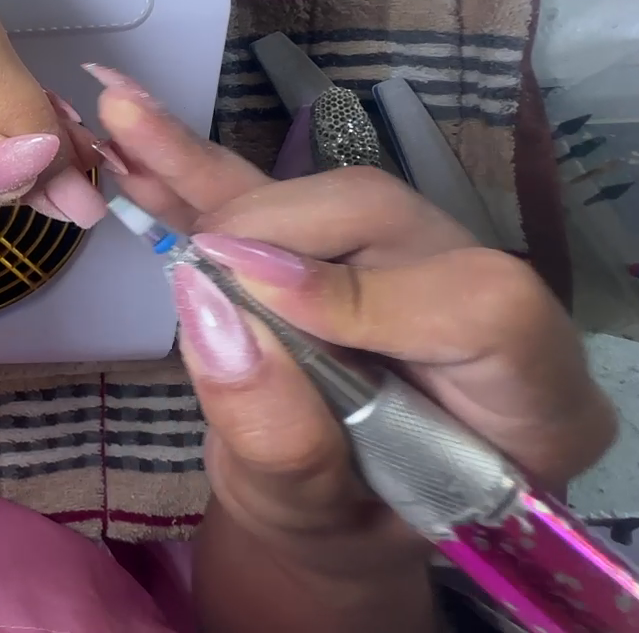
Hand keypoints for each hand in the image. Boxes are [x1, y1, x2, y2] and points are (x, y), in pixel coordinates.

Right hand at [95, 65, 613, 619]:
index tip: (239, 286)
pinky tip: (123, 122)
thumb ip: (273, 430)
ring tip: (120, 116)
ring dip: (202, 159)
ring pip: (304, 187)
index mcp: (519, 392)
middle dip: (270, 225)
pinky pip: (246, 193)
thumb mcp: (302, 509)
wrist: (318, 502)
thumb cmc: (327, 521)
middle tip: (190, 256)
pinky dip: (178, 163)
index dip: (357, 286)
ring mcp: (386, 259)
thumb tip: (207, 306)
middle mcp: (468, 302)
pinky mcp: (309, 241)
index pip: (476, 304)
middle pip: (386, 217)